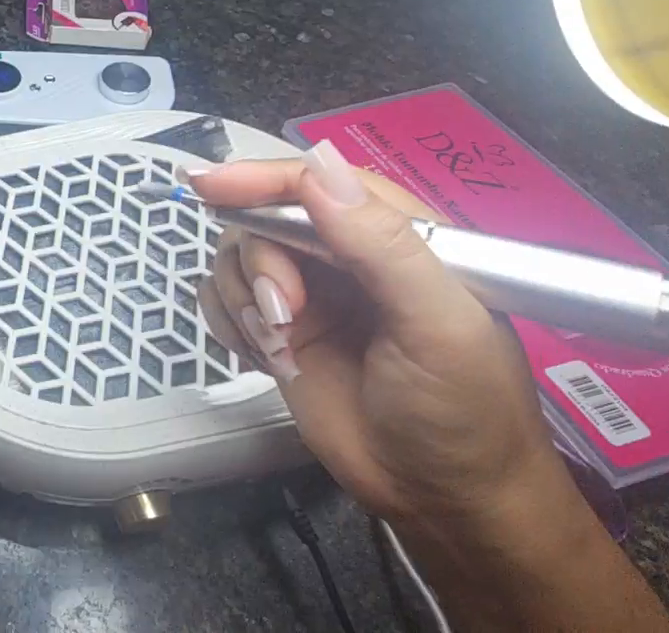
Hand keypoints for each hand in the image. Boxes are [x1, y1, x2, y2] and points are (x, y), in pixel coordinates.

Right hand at [192, 141, 668, 631]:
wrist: (441, 503)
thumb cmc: (461, 413)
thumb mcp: (437, 326)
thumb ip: (383, 245)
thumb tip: (317, 164)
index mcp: (398, 239)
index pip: (317, 183)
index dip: (261, 178)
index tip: (207, 185)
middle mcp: (344, 256)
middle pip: (262, 221)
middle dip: (259, 265)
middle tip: (283, 315)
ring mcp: (306, 292)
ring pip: (232, 260)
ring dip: (244, 302)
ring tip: (283, 350)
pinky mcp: (275, 328)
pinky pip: (219, 298)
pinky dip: (230, 323)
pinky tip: (267, 358)